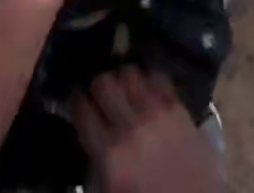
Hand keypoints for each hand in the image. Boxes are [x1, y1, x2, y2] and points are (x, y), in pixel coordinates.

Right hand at [73, 67, 220, 192]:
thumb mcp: (112, 190)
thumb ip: (97, 162)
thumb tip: (89, 132)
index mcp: (110, 156)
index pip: (82, 111)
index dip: (76, 101)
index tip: (77, 98)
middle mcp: (130, 128)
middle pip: (103, 83)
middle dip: (98, 85)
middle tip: (100, 93)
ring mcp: (155, 114)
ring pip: (129, 73)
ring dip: (122, 78)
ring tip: (124, 87)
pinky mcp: (177, 107)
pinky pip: (157, 76)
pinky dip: (149, 78)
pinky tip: (147, 88)